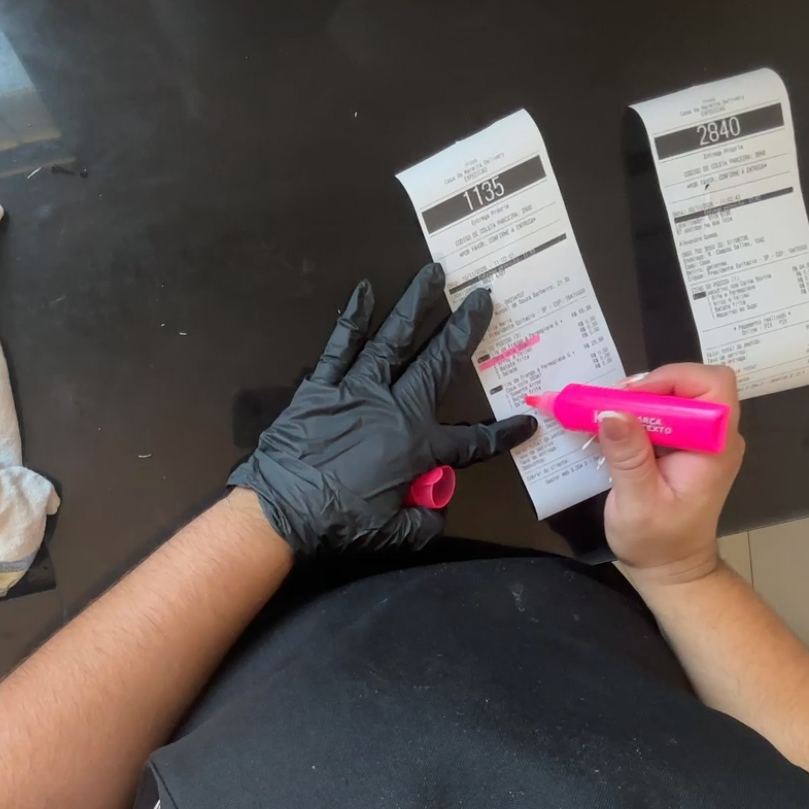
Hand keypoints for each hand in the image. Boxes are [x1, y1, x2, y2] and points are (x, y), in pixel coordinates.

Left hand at [230, 264, 537, 553]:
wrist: (281, 511)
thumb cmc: (340, 524)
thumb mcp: (394, 535)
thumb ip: (424, 522)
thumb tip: (436, 510)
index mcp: (417, 446)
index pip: (470, 441)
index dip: (501, 434)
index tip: (526, 423)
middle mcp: (394, 408)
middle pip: (437, 364)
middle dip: (464, 330)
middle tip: (483, 296)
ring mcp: (357, 391)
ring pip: (393, 340)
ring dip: (415, 305)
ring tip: (433, 273)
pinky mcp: (322, 387)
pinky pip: (339, 347)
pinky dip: (351, 319)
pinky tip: (363, 290)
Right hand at [597, 363, 744, 586]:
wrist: (670, 567)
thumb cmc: (657, 542)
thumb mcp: (636, 502)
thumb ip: (627, 457)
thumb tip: (611, 412)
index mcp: (714, 447)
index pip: (711, 386)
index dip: (671, 379)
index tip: (629, 398)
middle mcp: (714, 436)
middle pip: (691, 384)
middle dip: (646, 387)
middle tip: (607, 405)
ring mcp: (700, 440)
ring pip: (674, 396)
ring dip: (636, 400)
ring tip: (602, 415)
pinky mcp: (682, 445)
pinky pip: (663, 414)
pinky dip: (634, 413)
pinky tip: (609, 427)